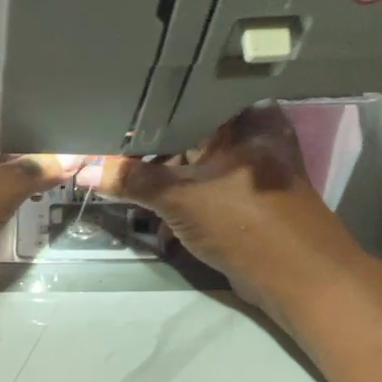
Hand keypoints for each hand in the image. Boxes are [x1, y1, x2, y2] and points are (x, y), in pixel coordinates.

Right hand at [78, 104, 369, 319]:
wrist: (294, 274)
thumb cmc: (243, 222)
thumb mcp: (180, 198)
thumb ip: (133, 182)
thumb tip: (87, 173)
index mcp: (245, 117)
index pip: (185, 108)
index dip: (146, 123)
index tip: (110, 137)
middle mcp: (253, 134)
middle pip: (186, 139)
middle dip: (150, 162)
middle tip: (114, 173)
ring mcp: (252, 169)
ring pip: (193, 169)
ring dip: (162, 189)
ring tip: (132, 202)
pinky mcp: (248, 199)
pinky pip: (204, 192)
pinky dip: (181, 205)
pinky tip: (160, 225)